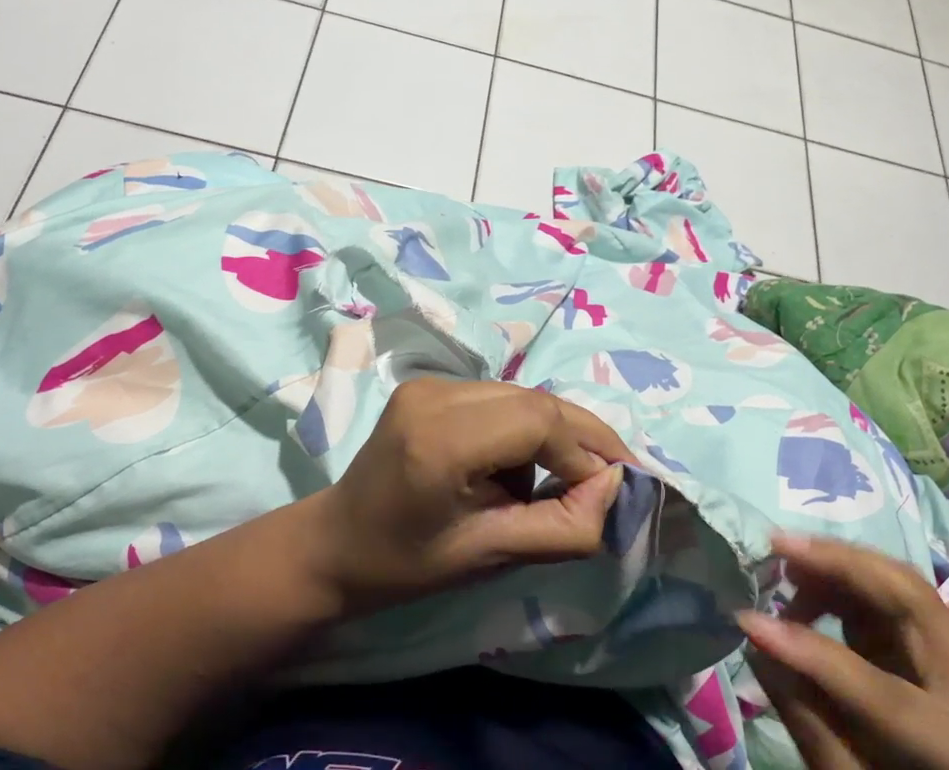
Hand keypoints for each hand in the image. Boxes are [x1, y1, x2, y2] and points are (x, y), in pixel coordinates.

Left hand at [315, 377, 634, 610]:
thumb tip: (613, 488)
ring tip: (548, 484)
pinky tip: (511, 467)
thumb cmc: (405, 564)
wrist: (336, 544)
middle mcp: (435, 395)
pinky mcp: (430, 385)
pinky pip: (500, 398)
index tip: (602, 494)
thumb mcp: (489, 556)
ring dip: (552, 435)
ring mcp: (430, 384)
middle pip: (536, 399)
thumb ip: (561, 526)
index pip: (538, 421)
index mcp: (440, 440)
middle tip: (611, 478)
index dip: (583, 453)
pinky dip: (523, 429)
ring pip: (523, 396)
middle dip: (581, 438)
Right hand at [739, 536, 948, 769]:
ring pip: (905, 588)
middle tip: (779, 545)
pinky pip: (892, 600)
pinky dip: (847, 585)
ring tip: (787, 570)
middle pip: (915, 603)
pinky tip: (810, 589)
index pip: (884, 693)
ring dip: (842, 568)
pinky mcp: (936, 650)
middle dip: (845, 564)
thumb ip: (807, 720)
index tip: (748, 621)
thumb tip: (758, 644)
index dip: (812, 653)